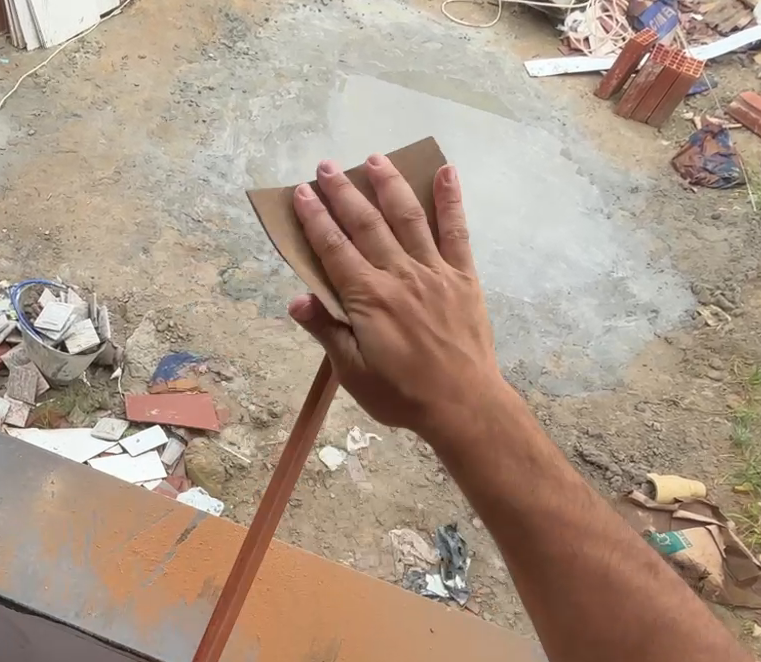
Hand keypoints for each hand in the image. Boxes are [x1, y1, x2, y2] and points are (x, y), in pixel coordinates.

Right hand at [287, 157, 506, 448]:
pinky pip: (456, 231)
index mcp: (368, 299)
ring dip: (389, 185)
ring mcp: (434, 272)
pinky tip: (444, 172)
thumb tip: (297, 299)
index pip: (334, 249)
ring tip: (374, 158)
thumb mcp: (353, 371)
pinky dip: (450, 200)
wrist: (461, 404)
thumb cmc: (400, 395)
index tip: (301, 192)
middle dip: (344, 193)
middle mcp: (399, 275)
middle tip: (326, 166)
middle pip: (367, 224)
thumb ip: (326, 331)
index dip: (316, 219)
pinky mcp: (463, 278)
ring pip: (408, 218)